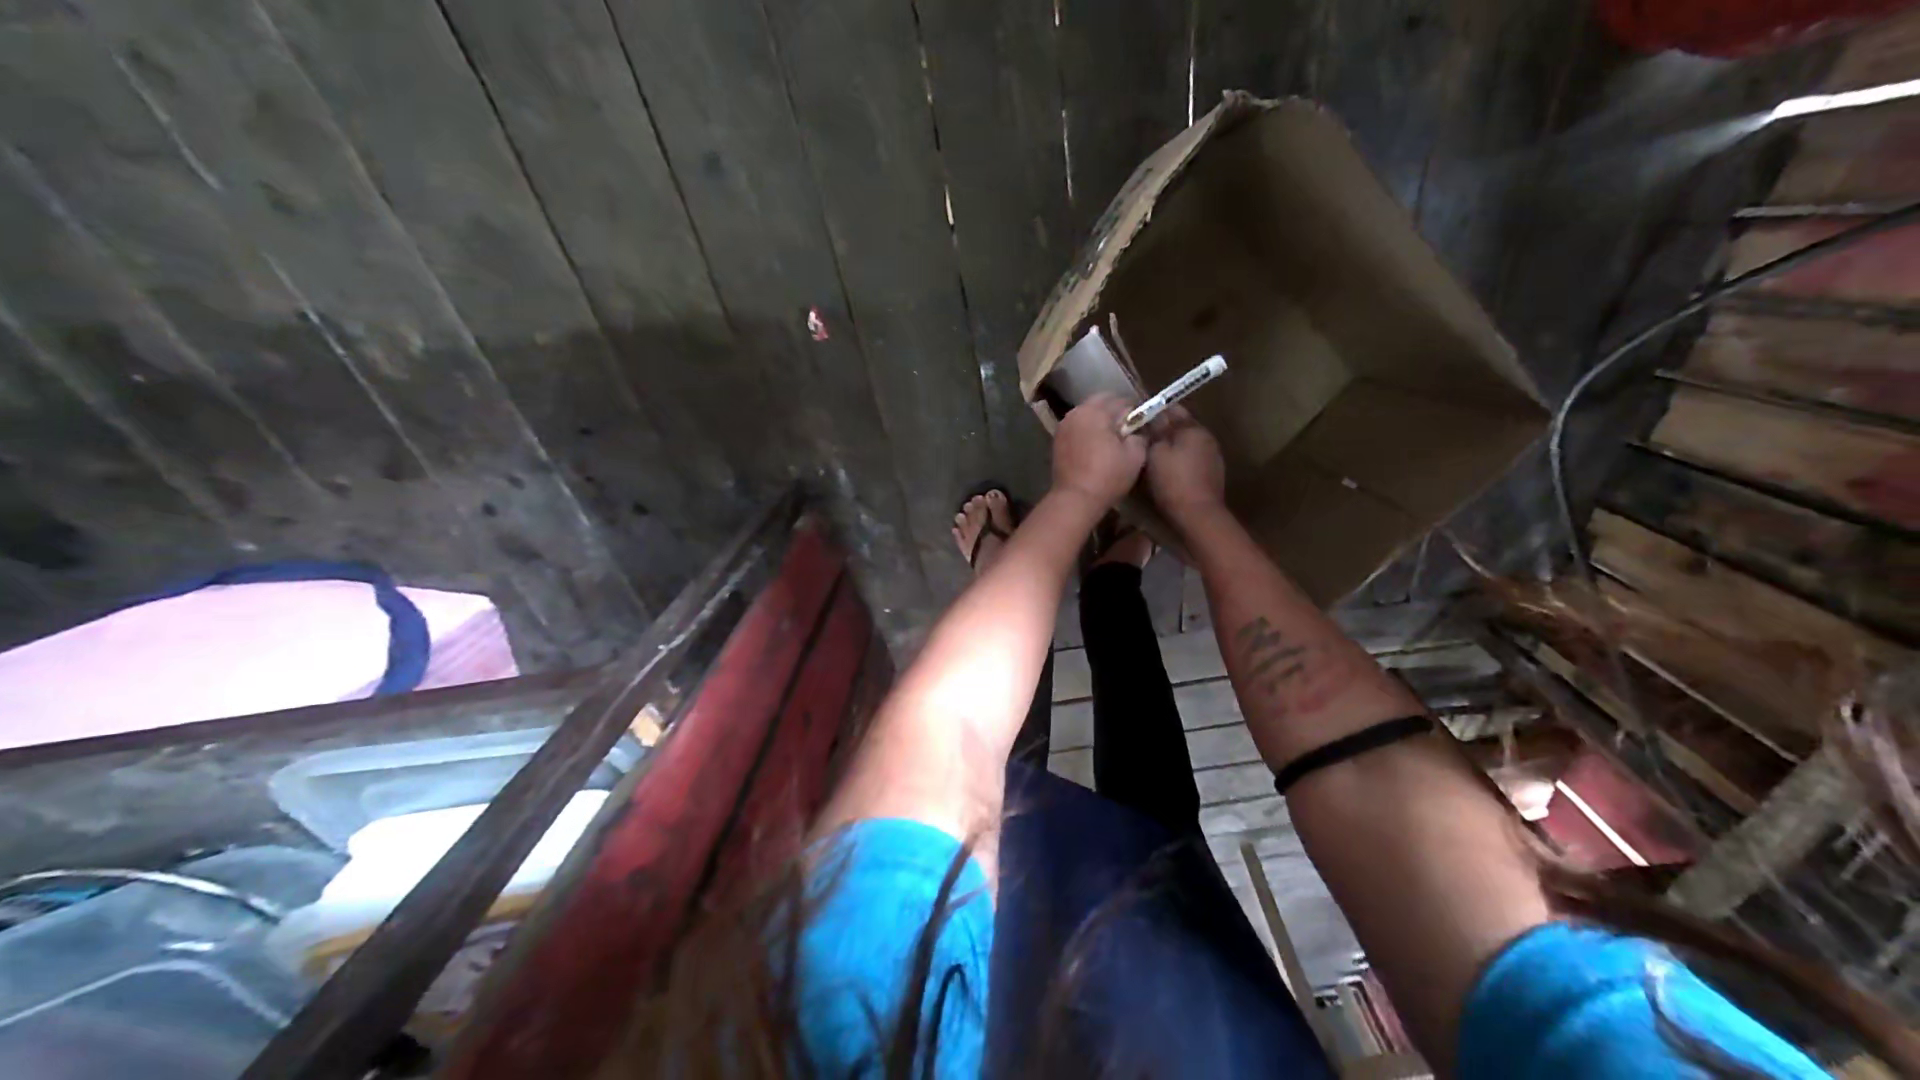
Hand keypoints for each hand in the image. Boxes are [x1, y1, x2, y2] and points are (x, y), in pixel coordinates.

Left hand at [1051, 394, 1146, 507]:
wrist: (1075, 498)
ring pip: (1087, 414)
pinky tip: (1095, 447)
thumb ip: (1139, 435)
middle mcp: (1076, 412)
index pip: (1121, 401)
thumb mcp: (1135, 456)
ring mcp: (1064, 425)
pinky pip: (1077, 427)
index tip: (1141, 425)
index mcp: (1096, 411)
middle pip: (1100, 402)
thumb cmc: (1108, 476)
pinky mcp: (1057, 440)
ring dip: (1099, 421)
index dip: (1134, 412)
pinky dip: (1087, 431)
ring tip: (1110, 440)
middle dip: (1115, 412)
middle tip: (1126, 431)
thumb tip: (1136, 430)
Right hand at [1145, 405, 1225, 522]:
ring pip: (1187, 442)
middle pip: (1182, 425)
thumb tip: (1153, 418)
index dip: (1154, 411)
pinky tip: (1169, 468)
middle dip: (1164, 428)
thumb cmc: (1173, 481)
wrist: (1198, 514)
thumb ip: (1155, 432)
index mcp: (1193, 428)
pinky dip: (1180, 458)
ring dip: (1173, 444)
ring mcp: (1212, 455)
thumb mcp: (1156, 453)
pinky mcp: (1213, 472)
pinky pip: (1193, 457)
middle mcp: (1206, 436)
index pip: (1172, 408)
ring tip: (1153, 453)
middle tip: (1142, 436)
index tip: (1138, 417)